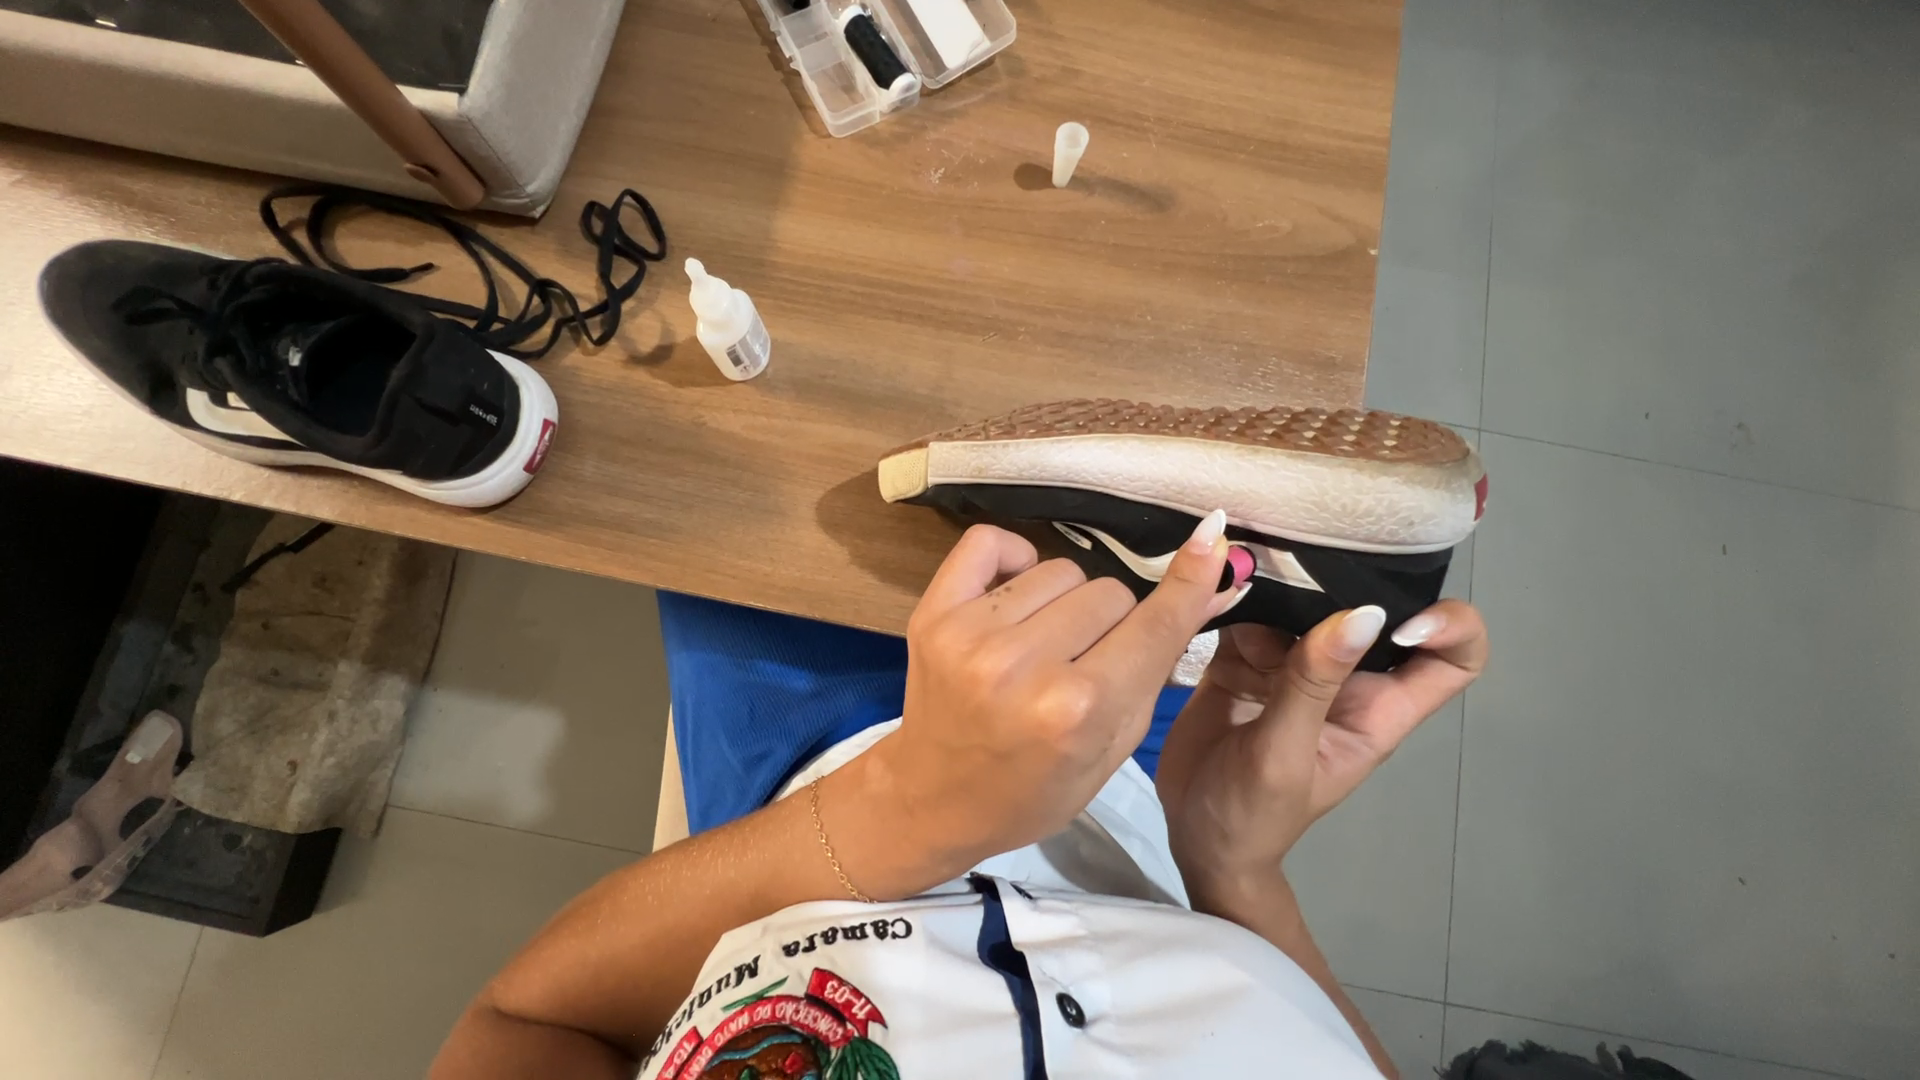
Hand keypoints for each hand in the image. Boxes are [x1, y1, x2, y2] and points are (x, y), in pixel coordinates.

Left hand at [841, 518, 1245, 894]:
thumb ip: (1158, 664)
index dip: (1190, 581)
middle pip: (1110, 592)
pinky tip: (1014, 595)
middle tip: (1085, 659)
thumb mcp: (1113, 746)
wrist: (936, 798)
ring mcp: (972, 635)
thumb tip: (1214, 583)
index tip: (1211, 539)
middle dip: (1112, 624)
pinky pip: (988, 542)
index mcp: (1079, 709)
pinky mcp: (933, 614)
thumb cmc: (1035, 789)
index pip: (1154, 623)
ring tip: (1043, 642)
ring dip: (1065, 601)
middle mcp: (1025, 665)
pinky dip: (1013, 558)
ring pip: (1060, 569)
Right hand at [1156, 599, 1488, 900]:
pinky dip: (1230, 599)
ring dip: (1271, 588)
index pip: (1451, 660)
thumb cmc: (1253, 813)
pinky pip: (1245, 613)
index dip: (1447, 626)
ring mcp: (1288, 665)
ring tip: (1232, 581)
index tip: (1390, 615)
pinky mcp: (1241, 659)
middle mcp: (1341, 679)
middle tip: (1290, 564)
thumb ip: (1313, 685)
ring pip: (1299, 603)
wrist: (1192, 834)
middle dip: (1338, 583)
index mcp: (1376, 709)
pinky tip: (1208, 594)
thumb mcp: (1284, 755)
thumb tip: (1362, 613)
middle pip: (1368, 611)